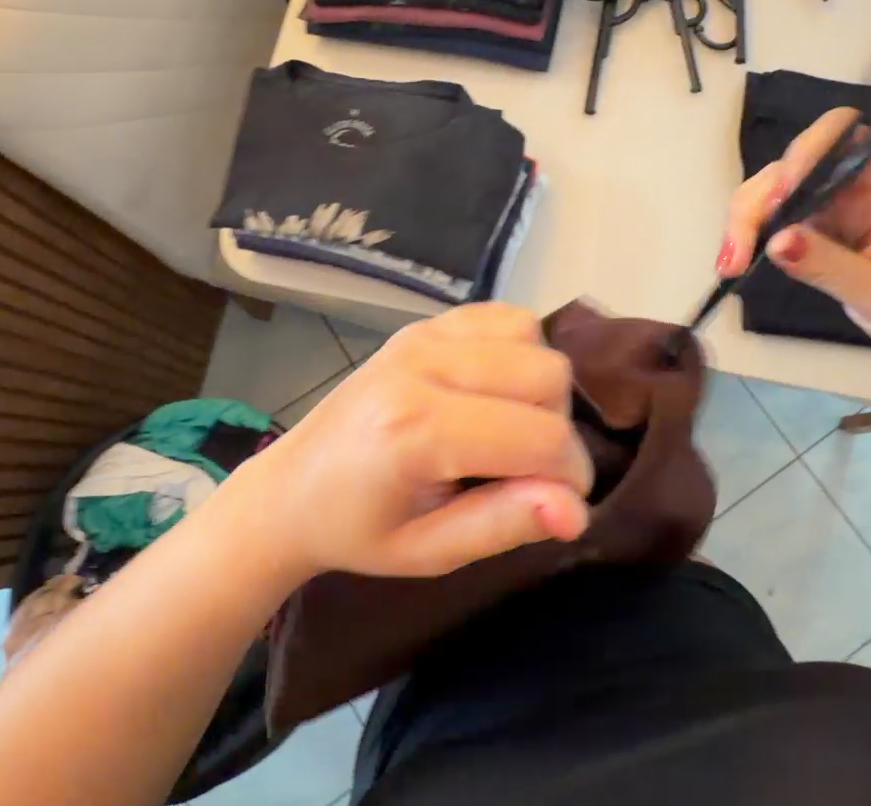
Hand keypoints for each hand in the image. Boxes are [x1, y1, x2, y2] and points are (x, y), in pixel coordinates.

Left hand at [236, 304, 593, 581]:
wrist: (293, 487)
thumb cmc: (358, 529)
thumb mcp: (429, 553)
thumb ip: (504, 525)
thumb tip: (577, 510)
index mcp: (415, 430)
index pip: (541, 438)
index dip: (569, 478)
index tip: (554, 505)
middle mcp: (422, 366)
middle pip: (548, 378)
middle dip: (557, 432)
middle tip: (525, 470)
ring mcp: (421, 335)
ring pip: (535, 340)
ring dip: (542, 390)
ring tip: (509, 429)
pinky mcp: (423, 324)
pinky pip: (507, 317)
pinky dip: (520, 351)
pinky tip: (495, 390)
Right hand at [719, 107, 870, 368]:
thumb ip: (830, 268)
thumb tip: (773, 241)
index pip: (840, 137)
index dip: (802, 155)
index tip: (780, 202)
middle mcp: (855, 188)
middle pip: (791, 167)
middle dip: (755, 202)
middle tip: (734, 255)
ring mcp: (836, 211)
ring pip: (775, 194)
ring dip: (745, 222)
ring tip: (728, 266)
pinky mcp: (822, 235)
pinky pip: (778, 223)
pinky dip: (751, 239)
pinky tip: (736, 264)